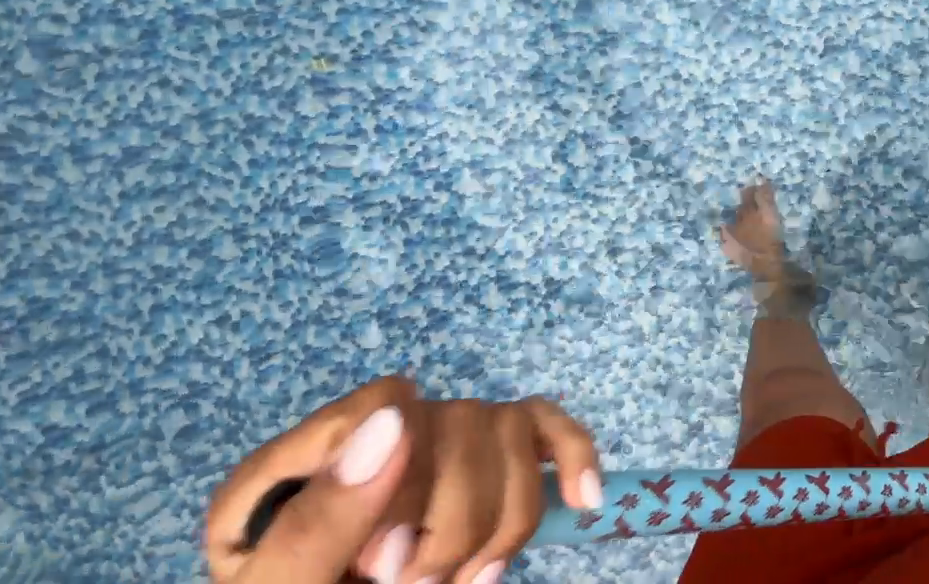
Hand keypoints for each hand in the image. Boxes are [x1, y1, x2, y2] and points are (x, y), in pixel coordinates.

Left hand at [205, 376, 601, 583]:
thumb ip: (321, 521)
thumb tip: (394, 419)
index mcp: (307, 455)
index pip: (382, 402)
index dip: (402, 476)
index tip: (385, 566)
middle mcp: (383, 429)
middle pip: (460, 425)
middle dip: (455, 526)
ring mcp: (446, 440)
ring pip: (514, 434)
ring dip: (502, 523)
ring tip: (462, 582)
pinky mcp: (496, 459)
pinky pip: (548, 429)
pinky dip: (572, 458)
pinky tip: (580, 499)